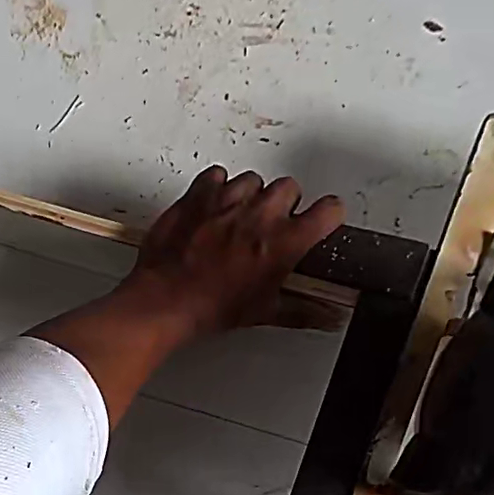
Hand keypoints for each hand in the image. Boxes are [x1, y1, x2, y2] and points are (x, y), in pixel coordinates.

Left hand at [30, 167, 344, 425]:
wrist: (164, 303)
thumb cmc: (208, 308)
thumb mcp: (262, 313)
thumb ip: (302, 311)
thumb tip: (326, 317)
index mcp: (284, 242)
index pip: (329, 209)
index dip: (325, 216)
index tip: (317, 223)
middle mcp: (259, 215)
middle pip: (289, 187)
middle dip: (283, 205)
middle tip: (266, 228)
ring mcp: (227, 202)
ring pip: (252, 180)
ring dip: (248, 196)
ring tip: (235, 220)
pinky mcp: (197, 197)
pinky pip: (215, 177)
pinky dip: (215, 188)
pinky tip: (211, 208)